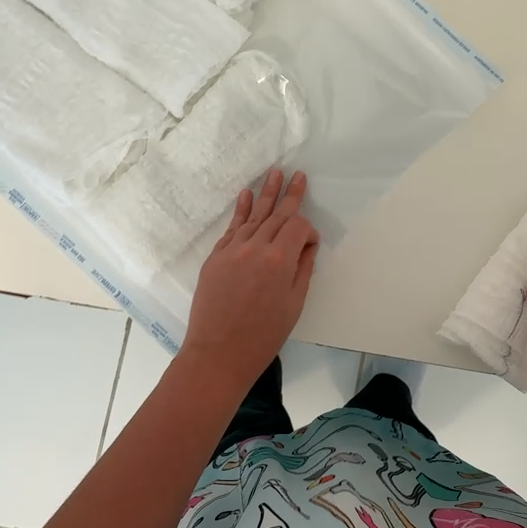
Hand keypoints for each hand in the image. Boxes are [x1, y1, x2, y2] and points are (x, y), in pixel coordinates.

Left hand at [178, 170, 320, 387]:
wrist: (218, 354)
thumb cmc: (263, 336)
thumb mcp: (293, 304)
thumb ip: (302, 269)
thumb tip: (307, 246)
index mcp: (279, 260)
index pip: (297, 228)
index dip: (308, 232)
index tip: (311, 246)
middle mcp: (255, 248)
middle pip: (276, 214)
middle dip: (290, 194)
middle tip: (298, 174)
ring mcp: (232, 250)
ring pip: (253, 216)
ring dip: (265, 194)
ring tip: (274, 173)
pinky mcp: (215, 257)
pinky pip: (232, 228)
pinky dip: (240, 211)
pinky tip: (246, 195)